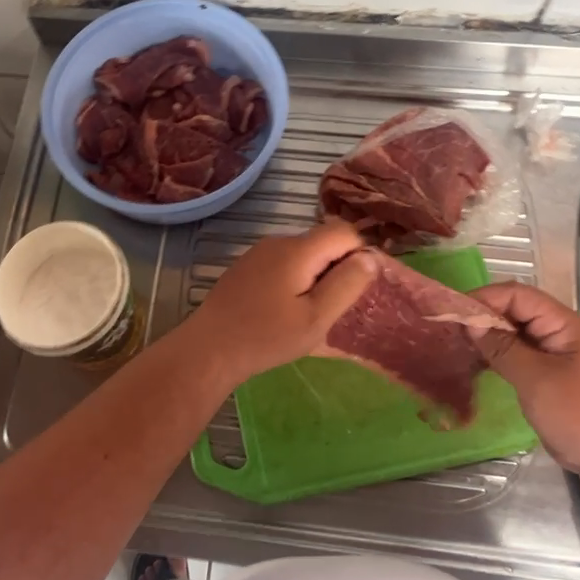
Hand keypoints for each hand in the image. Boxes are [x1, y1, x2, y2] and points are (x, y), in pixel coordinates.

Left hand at [171, 221, 378, 381]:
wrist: (209, 348)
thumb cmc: (266, 336)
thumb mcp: (316, 317)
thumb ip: (346, 284)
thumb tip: (370, 257)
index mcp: (299, 249)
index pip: (345, 231)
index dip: (359, 255)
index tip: (355, 290)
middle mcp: (278, 241)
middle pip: (324, 240)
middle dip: (337, 267)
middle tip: (333, 307)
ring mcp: (259, 252)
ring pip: (304, 253)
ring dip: (316, 276)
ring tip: (309, 313)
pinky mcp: (247, 267)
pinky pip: (284, 263)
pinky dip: (295, 280)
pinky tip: (285, 311)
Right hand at [470, 282, 579, 479]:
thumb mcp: (536, 379)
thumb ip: (502, 348)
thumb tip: (470, 321)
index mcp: (562, 323)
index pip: (516, 294)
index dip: (484, 298)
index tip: (452, 313)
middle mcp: (556, 332)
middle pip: (514, 310)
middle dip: (482, 315)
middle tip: (448, 330)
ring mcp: (552, 354)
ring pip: (513, 333)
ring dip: (487, 336)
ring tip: (456, 345)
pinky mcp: (546, 375)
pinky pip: (516, 354)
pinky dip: (495, 355)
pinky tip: (474, 364)